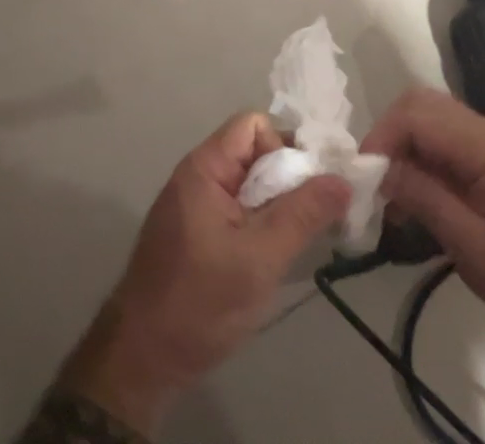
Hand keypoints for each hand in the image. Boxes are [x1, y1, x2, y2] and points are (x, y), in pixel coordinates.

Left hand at [59, 112, 350, 432]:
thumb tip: (342, 179)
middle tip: (318, 216)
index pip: (253, 126)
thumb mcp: (260, 258)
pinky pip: (240, 210)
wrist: (142, 359)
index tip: (308, 188)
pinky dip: (264, 223)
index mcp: (204, 170)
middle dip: (291, 178)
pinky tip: (279, 254)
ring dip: (281, 204)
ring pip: (250, 184)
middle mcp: (198, 179)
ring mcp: (196, 208)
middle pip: (254, 152)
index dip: (284, 147)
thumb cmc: (199, 303)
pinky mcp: (199, 235)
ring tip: (305, 237)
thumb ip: (303, 214)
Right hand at [362, 88, 484, 330]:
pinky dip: (416, 161)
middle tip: (372, 185)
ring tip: (388, 198)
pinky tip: (413, 203)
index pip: (416, 114)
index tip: (363, 181)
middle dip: (386, 137)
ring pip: (427, 119)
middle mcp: (484, 134)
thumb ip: (428, 202)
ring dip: (399, 149)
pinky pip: (440, 142)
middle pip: (418, 105)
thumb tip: (380, 169)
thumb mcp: (477, 249)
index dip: (381, 138)